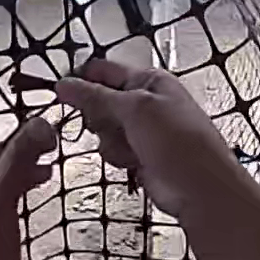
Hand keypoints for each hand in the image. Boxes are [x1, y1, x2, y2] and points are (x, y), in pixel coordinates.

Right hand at [53, 58, 254, 223]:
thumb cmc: (176, 140)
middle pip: (99, 101)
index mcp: (148, 80)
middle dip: (99, 116)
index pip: (103, 70)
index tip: (59, 93)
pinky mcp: (138, 154)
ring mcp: (141, 129)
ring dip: (111, 141)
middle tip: (113, 125)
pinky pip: (112, 149)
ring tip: (132, 148)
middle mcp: (144, 101)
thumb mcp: (134, 109)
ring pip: (102, 128)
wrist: (200, 188)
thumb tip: (63, 83)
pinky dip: (118, 156)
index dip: (81, 80)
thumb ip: (95, 95)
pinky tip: (134, 162)